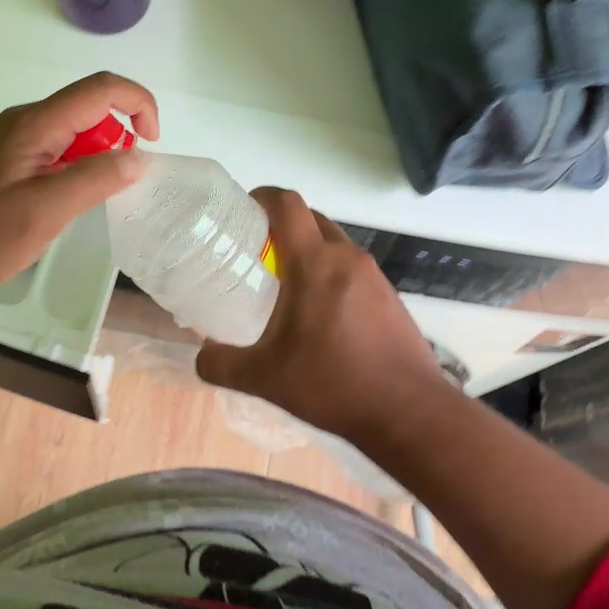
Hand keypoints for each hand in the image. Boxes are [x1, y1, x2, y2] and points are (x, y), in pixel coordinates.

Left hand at [0, 72, 158, 291]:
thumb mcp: (46, 211)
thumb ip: (95, 179)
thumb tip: (138, 157)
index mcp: (35, 123)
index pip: (101, 89)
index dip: (138, 104)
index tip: (152, 142)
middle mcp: (24, 119)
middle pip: (88, 106)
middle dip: (116, 137)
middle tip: (112, 186)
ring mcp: (13, 137)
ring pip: (73, 129)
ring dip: (94, 155)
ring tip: (82, 200)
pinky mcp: (6, 157)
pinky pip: (54, 147)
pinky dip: (74, 166)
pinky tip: (63, 201)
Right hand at [195, 188, 459, 442]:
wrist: (408, 412)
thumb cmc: (332, 384)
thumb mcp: (265, 378)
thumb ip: (222, 365)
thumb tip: (200, 358)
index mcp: (315, 264)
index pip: (288, 205)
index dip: (263, 196)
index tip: (242, 209)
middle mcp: (347, 259)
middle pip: (312, 219)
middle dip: (283, 225)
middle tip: (256, 252)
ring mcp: (374, 277)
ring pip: (335, 244)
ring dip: (310, 251)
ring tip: (284, 283)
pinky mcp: (390, 297)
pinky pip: (353, 269)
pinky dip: (332, 274)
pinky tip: (319, 313)